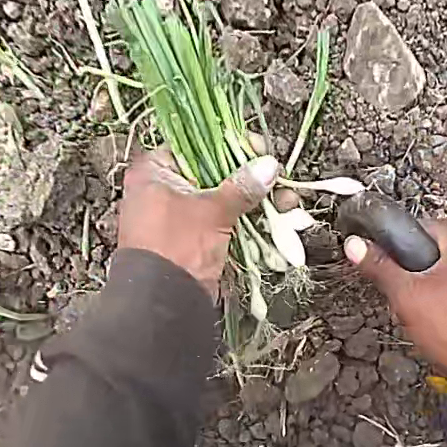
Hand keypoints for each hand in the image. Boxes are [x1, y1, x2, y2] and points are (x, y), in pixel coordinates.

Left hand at [118, 150, 278, 297]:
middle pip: (217, 173)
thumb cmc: (176, 247)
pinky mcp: (201, 240)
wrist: (166, 302)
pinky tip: (281, 217)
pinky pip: (231, 223)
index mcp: (156, 172)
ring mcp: (186, 217)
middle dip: (254, 178)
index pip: (197, 145)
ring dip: (260, 201)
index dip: (230, 144)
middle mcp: (168, 190)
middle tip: (281, 177)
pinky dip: (253, 221)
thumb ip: (242, 186)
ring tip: (290, 201)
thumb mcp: (211, 210)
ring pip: (228, 200)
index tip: (259, 150)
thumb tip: (269, 165)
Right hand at [345, 220, 446, 380]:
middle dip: (414, 274)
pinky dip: (443, 298)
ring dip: (427, 288)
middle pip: (429, 250)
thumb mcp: (407, 296)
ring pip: (441, 270)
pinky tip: (440, 317)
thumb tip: (355, 246)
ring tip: (427, 311)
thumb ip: (380, 267)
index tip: (393, 273)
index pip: (418, 228)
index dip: (399, 253)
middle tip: (411, 298)